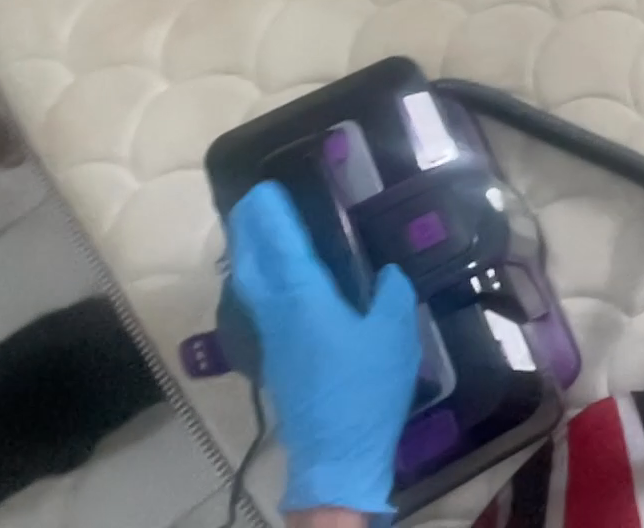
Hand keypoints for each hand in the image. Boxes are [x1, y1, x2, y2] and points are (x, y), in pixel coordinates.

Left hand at [228, 181, 420, 514]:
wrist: (338, 455)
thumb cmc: (367, 388)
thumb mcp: (394, 333)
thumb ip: (390, 294)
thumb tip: (386, 272)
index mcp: (306, 302)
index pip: (283, 248)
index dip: (273, 217)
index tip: (265, 189)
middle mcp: (278, 315)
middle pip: (253, 264)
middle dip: (250, 230)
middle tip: (254, 200)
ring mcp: (270, 339)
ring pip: (250, 285)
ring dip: (249, 252)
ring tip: (257, 229)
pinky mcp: (274, 357)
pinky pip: (257, 302)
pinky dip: (256, 278)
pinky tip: (271, 278)